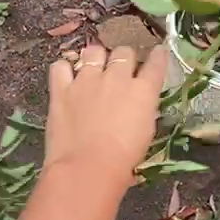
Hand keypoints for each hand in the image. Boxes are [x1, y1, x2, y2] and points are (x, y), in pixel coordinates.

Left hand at [43, 44, 166, 185]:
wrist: (88, 167)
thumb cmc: (123, 159)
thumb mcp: (145, 132)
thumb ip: (143, 109)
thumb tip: (138, 102)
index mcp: (142, 91)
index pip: (155, 64)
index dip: (158, 56)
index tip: (158, 52)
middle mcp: (116, 78)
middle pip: (124, 53)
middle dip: (124, 59)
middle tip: (120, 72)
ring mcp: (87, 80)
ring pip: (93, 52)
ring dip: (96, 58)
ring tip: (93, 68)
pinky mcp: (62, 89)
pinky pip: (60, 67)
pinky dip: (63, 69)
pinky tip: (66, 78)